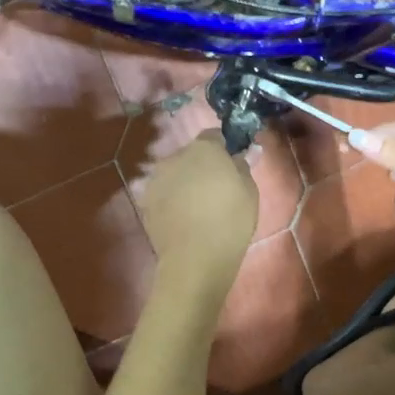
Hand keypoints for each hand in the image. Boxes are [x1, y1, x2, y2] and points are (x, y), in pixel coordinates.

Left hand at [139, 130, 258, 285]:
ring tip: (197, 208)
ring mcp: (156, 180)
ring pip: (173, 175)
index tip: (231, 166)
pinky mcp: (145, 203)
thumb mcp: (250, 191)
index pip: (213, 136)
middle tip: (215, 190)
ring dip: (183, 183)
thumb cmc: (230, 220)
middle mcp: (174, 157)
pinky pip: (163, 194)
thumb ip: (242, 167)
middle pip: (190, 155)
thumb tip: (239, 156)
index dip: (223, 148)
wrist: (195, 257)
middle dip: (200, 166)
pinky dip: (171, 201)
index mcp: (203, 148)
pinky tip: (182, 220)